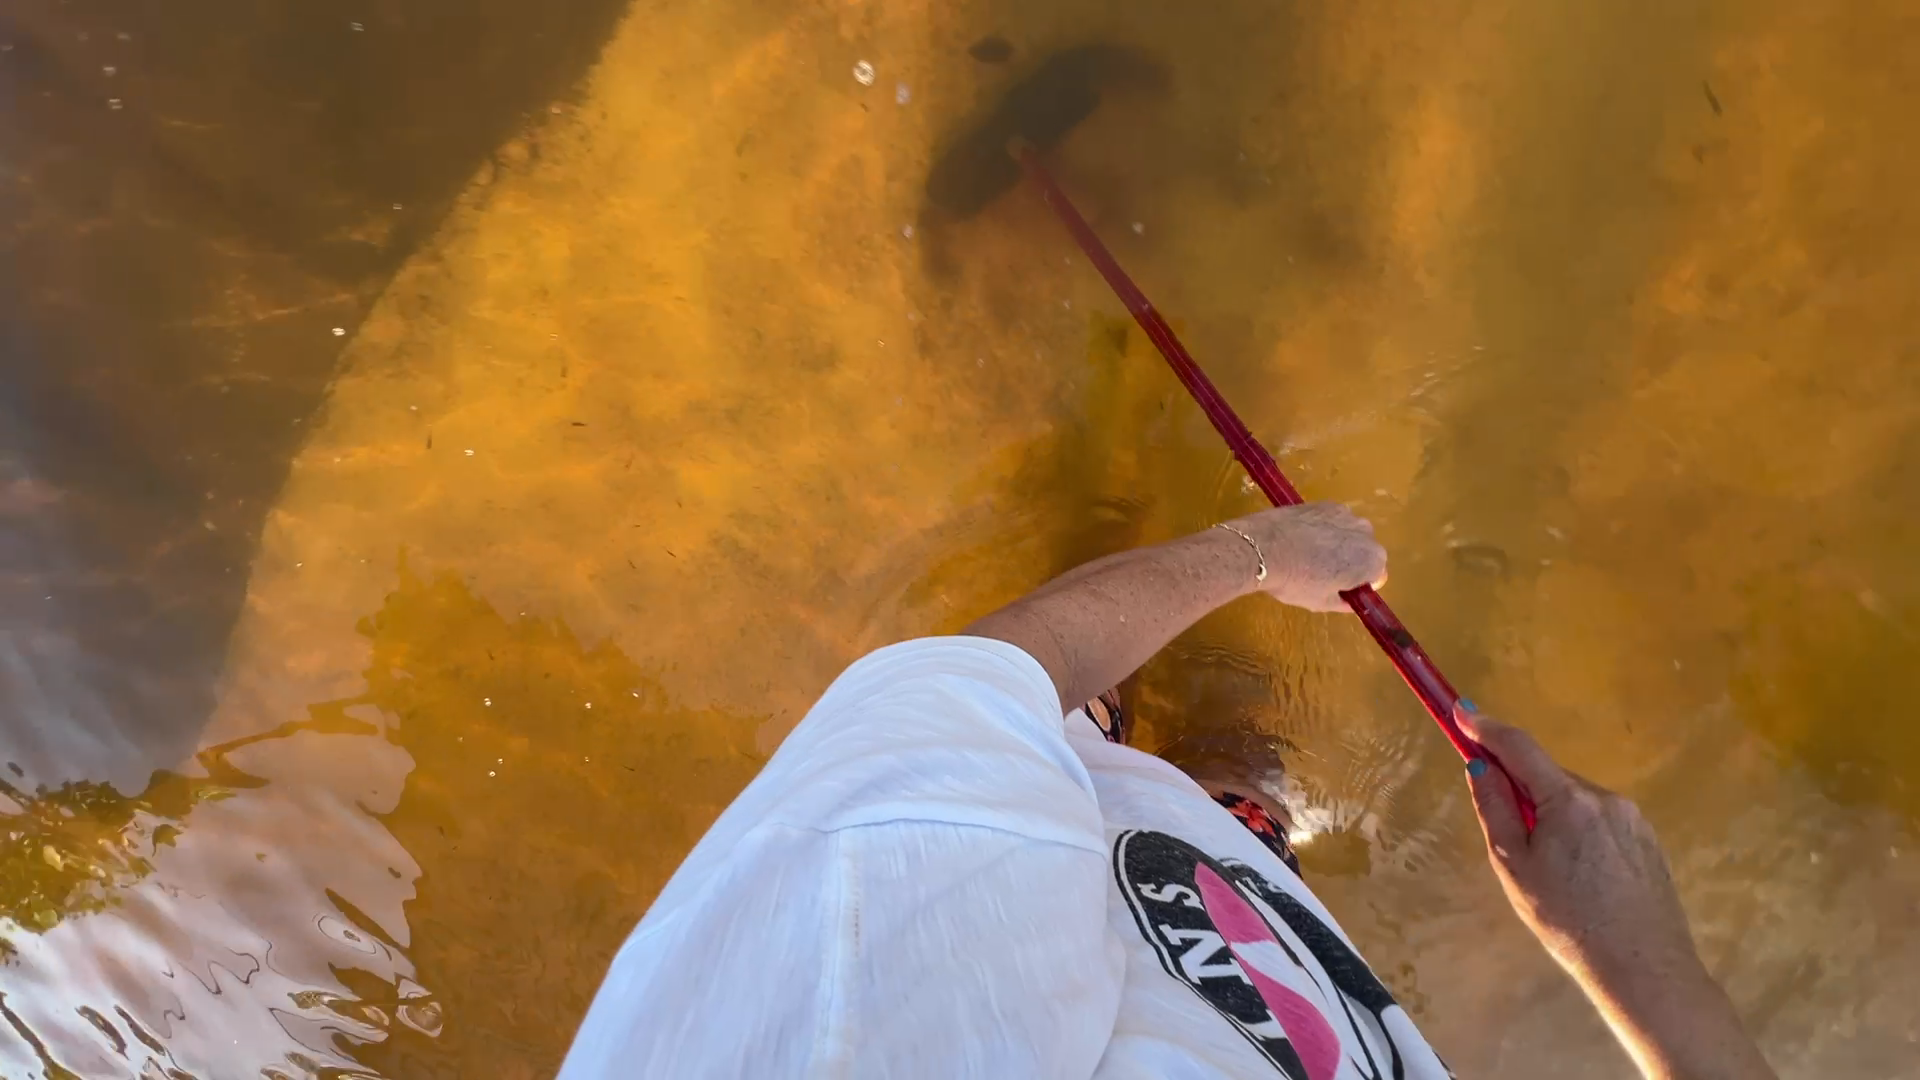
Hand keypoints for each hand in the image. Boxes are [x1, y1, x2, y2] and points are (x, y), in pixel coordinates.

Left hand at [1223, 502, 1386, 611]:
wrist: (1261, 547)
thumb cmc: (1294, 580)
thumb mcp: (1320, 602)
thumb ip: (1343, 602)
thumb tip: (1350, 601)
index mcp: (1372, 561)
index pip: (1374, 576)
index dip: (1354, 583)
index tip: (1334, 586)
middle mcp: (1367, 533)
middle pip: (1363, 551)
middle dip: (1347, 560)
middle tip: (1317, 570)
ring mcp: (1345, 514)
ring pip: (1347, 533)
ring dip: (1334, 541)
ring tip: (1305, 552)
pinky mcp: (1324, 502)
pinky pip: (1330, 520)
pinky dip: (1320, 527)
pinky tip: (1299, 535)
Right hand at [1458, 704, 1775, 1079]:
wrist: (1646, 973)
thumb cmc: (1565, 917)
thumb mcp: (1512, 862)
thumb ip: (1493, 807)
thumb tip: (1481, 766)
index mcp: (1568, 801)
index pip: (1519, 747)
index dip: (1484, 726)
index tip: (1458, 710)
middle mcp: (1605, 799)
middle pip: (1545, 773)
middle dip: (1517, 783)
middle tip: (1502, 824)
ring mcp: (1631, 819)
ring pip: (1570, 795)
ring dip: (1545, 807)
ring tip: (1542, 860)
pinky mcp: (1646, 839)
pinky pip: (1594, 815)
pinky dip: (1571, 825)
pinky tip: (1573, 869)